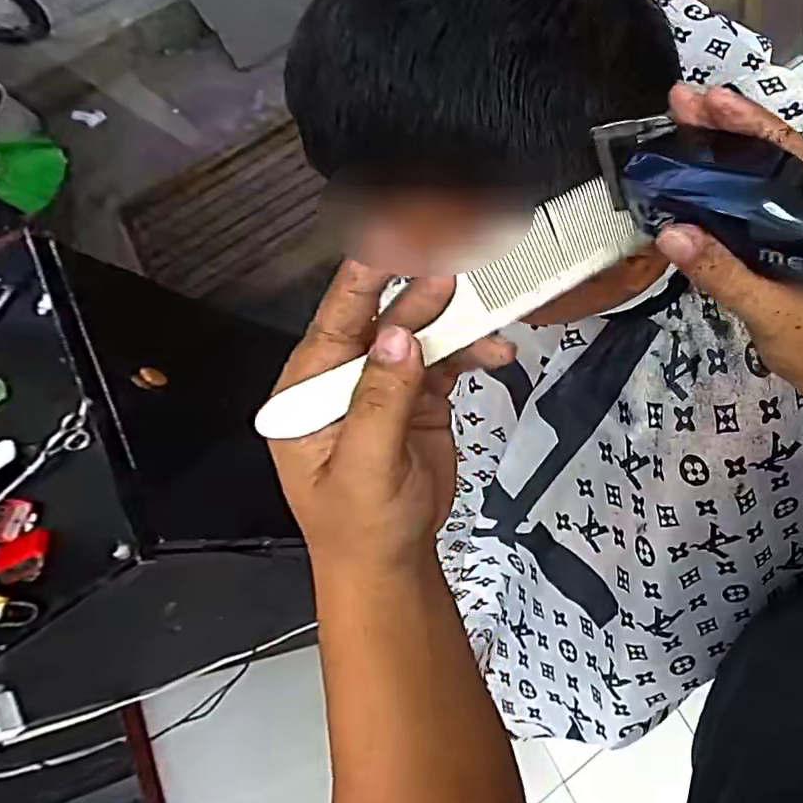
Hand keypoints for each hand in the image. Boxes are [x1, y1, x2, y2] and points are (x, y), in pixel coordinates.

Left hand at [267, 260, 514, 573]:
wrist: (393, 556)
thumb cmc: (359, 523)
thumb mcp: (363, 465)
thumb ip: (379, 400)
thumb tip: (395, 340)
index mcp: (307, 396)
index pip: (333, 326)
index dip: (360, 283)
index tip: (388, 245)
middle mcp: (344, 384)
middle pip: (384, 325)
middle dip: (420, 300)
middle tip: (455, 274)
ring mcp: (386, 389)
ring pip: (423, 340)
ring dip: (458, 330)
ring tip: (489, 323)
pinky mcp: (420, 399)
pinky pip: (448, 363)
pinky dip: (474, 355)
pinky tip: (495, 353)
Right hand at [660, 82, 802, 393]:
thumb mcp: (766, 311)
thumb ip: (723, 274)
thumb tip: (671, 233)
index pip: (788, 155)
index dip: (750, 123)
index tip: (711, 100)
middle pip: (771, 155)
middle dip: (728, 126)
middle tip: (682, 102)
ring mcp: (794, 227)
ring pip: (760, 176)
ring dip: (723, 151)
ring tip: (683, 125)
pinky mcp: (778, 245)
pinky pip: (749, 205)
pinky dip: (722, 186)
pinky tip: (695, 178)